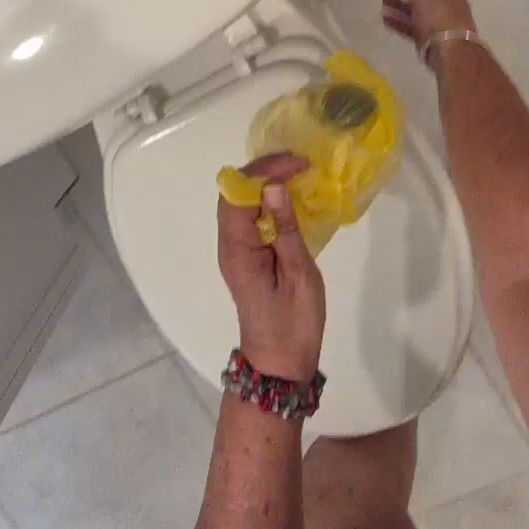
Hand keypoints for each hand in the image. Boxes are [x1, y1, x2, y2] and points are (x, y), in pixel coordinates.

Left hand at [216, 153, 324, 381]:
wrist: (280, 365)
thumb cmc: (292, 323)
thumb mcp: (298, 274)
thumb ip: (286, 229)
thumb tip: (274, 187)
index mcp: (237, 249)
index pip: (238, 194)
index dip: (264, 170)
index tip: (297, 163)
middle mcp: (228, 245)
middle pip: (235, 193)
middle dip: (264, 170)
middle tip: (300, 164)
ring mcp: (236, 250)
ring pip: (241, 202)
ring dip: (266, 183)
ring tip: (298, 173)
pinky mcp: (247, 255)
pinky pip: (250, 217)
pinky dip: (268, 200)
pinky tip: (291, 197)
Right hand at [381, 0, 477, 69]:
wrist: (449, 48)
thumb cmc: (437, 12)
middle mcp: (444, 3)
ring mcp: (436, 21)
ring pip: (416, 10)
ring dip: (400, 4)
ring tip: (384, 1)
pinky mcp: (428, 37)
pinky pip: (411, 26)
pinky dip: (399, 21)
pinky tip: (385, 18)